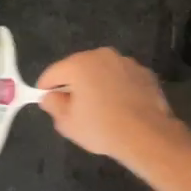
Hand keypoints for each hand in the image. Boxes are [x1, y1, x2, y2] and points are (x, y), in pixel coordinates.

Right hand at [37, 47, 183, 163]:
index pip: (54, 72)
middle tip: (72, 105)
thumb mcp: (68, 123)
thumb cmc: (101, 128)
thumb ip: (54, 105)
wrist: (146, 134)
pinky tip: (120, 107)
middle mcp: (103, 55)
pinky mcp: (145, 73)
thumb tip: (50, 97)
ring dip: (97, 83)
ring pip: (103, 71)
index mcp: (80, 64)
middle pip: (79, 67)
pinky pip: (123, 78)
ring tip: (99, 107)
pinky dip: (118, 88)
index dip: (45, 86)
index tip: (44, 99)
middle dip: (73, 83)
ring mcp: (127, 62)